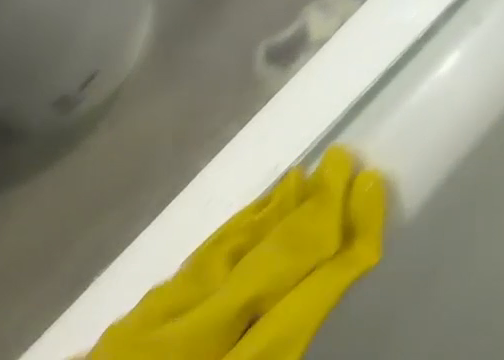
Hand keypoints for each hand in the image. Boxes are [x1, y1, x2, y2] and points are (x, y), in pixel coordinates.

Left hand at [89, 146, 385, 359]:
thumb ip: (280, 350)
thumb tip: (320, 298)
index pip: (310, 298)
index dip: (349, 243)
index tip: (373, 192)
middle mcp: (197, 345)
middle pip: (272, 263)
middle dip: (315, 211)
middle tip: (346, 161)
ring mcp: (156, 329)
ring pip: (230, 254)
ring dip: (273, 213)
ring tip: (307, 175)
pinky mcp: (130, 325)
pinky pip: (191, 268)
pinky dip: (228, 236)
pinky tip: (250, 216)